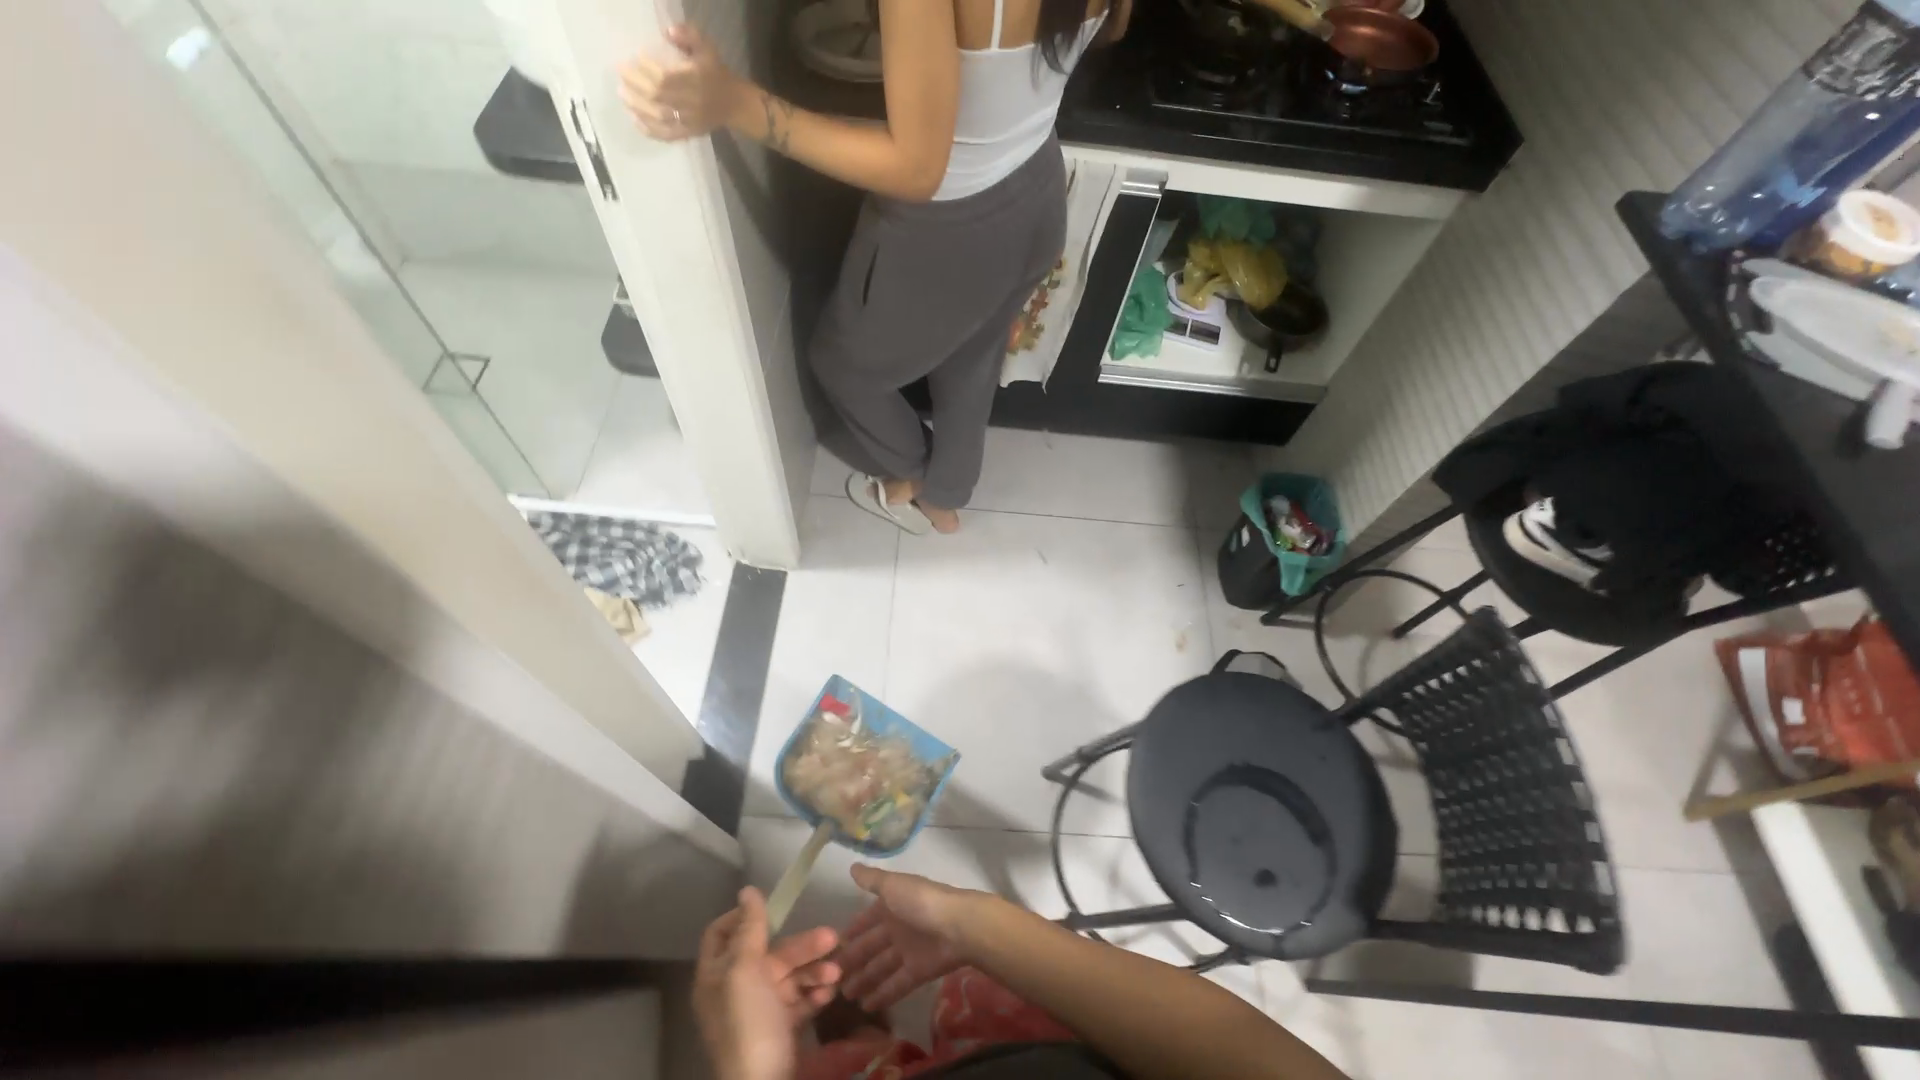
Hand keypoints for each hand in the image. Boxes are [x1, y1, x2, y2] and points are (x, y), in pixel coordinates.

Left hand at [620, 23, 745, 140]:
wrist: (735, 104)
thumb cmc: (717, 73)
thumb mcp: (707, 48)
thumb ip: (689, 36)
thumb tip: (668, 33)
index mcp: (696, 80)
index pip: (665, 77)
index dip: (646, 69)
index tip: (635, 58)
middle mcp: (692, 102)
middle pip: (657, 96)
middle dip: (636, 85)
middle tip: (622, 75)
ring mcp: (690, 120)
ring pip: (659, 116)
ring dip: (638, 106)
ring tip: (623, 94)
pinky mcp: (689, 133)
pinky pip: (667, 135)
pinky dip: (650, 130)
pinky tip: (635, 120)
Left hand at [695, 887, 841, 1079]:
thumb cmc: (748, 1024)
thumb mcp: (744, 972)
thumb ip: (749, 930)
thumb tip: (748, 890)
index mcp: (716, 975)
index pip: (722, 933)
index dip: (744, 917)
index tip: (773, 909)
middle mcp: (735, 989)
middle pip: (768, 953)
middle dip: (801, 946)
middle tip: (832, 939)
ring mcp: (760, 1010)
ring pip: (789, 976)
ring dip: (814, 971)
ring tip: (837, 975)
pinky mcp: (781, 1028)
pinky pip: (799, 1001)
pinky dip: (815, 995)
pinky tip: (829, 995)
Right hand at [837, 864, 986, 1011]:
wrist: (958, 926)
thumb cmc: (921, 901)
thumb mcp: (893, 885)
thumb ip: (872, 880)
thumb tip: (852, 866)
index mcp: (892, 906)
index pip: (867, 921)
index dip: (853, 931)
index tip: (833, 945)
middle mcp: (899, 929)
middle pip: (871, 947)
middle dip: (854, 960)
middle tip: (831, 977)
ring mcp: (909, 952)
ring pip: (881, 968)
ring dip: (865, 980)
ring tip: (844, 996)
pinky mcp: (918, 972)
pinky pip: (896, 985)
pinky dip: (882, 995)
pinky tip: (865, 1007)